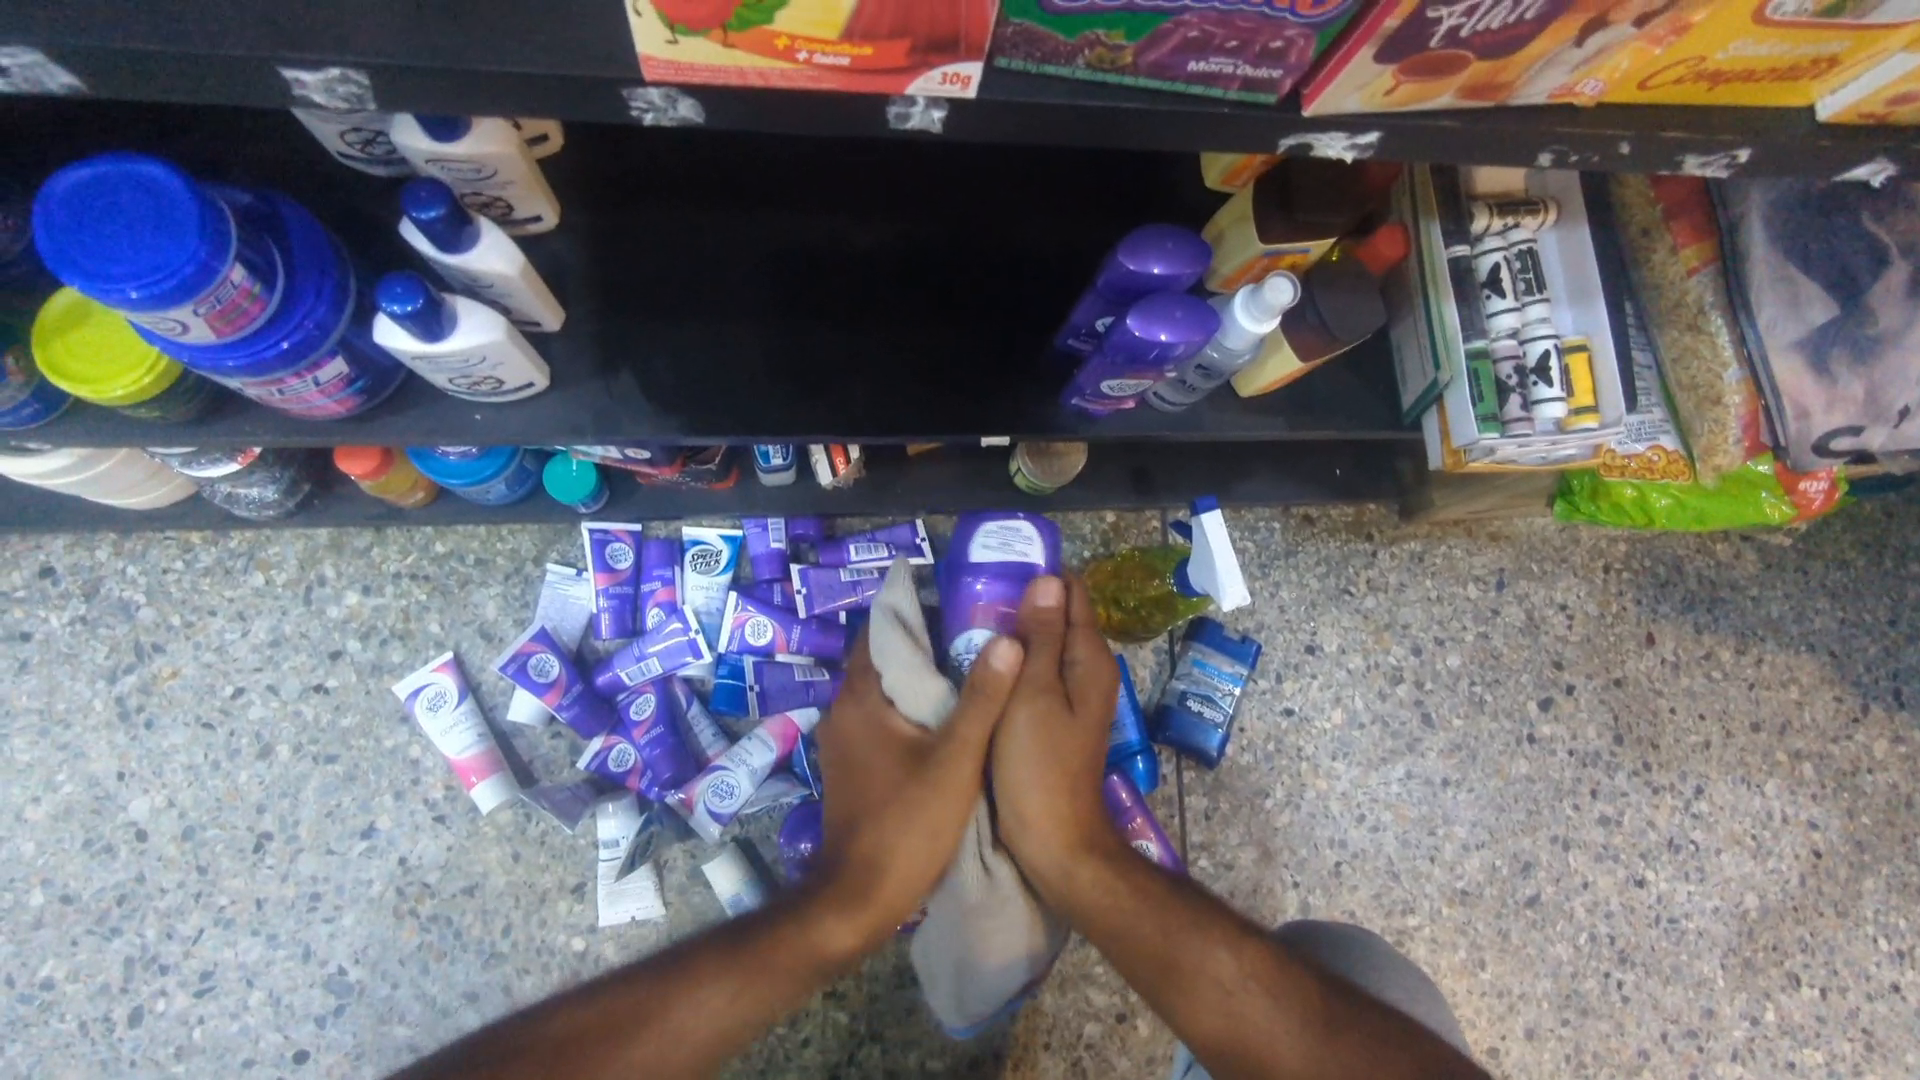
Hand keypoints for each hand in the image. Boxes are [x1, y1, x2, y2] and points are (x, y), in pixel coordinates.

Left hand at [808, 628, 1022, 955]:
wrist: (859, 898)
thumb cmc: (908, 823)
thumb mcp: (956, 758)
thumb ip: (983, 697)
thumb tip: (1009, 639)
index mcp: (860, 697)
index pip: (881, 629)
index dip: (916, 609)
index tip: (958, 598)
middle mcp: (843, 710)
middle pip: (884, 658)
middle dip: (925, 640)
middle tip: (976, 628)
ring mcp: (844, 740)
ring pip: (884, 690)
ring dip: (920, 676)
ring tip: (970, 665)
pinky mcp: (853, 765)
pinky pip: (882, 718)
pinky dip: (911, 707)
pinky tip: (947, 715)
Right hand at [988, 574, 1126, 902]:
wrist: (1053, 839)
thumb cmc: (1039, 765)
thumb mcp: (1035, 694)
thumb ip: (1043, 637)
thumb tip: (1047, 580)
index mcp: (1089, 658)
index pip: (1072, 593)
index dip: (1040, 576)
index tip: (998, 567)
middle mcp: (1089, 671)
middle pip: (1059, 617)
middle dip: (1024, 601)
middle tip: (974, 592)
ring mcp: (1074, 696)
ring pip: (1045, 646)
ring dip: (1017, 632)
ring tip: (970, 618)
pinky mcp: (1056, 717)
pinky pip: (1037, 673)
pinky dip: (1015, 662)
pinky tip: (984, 662)